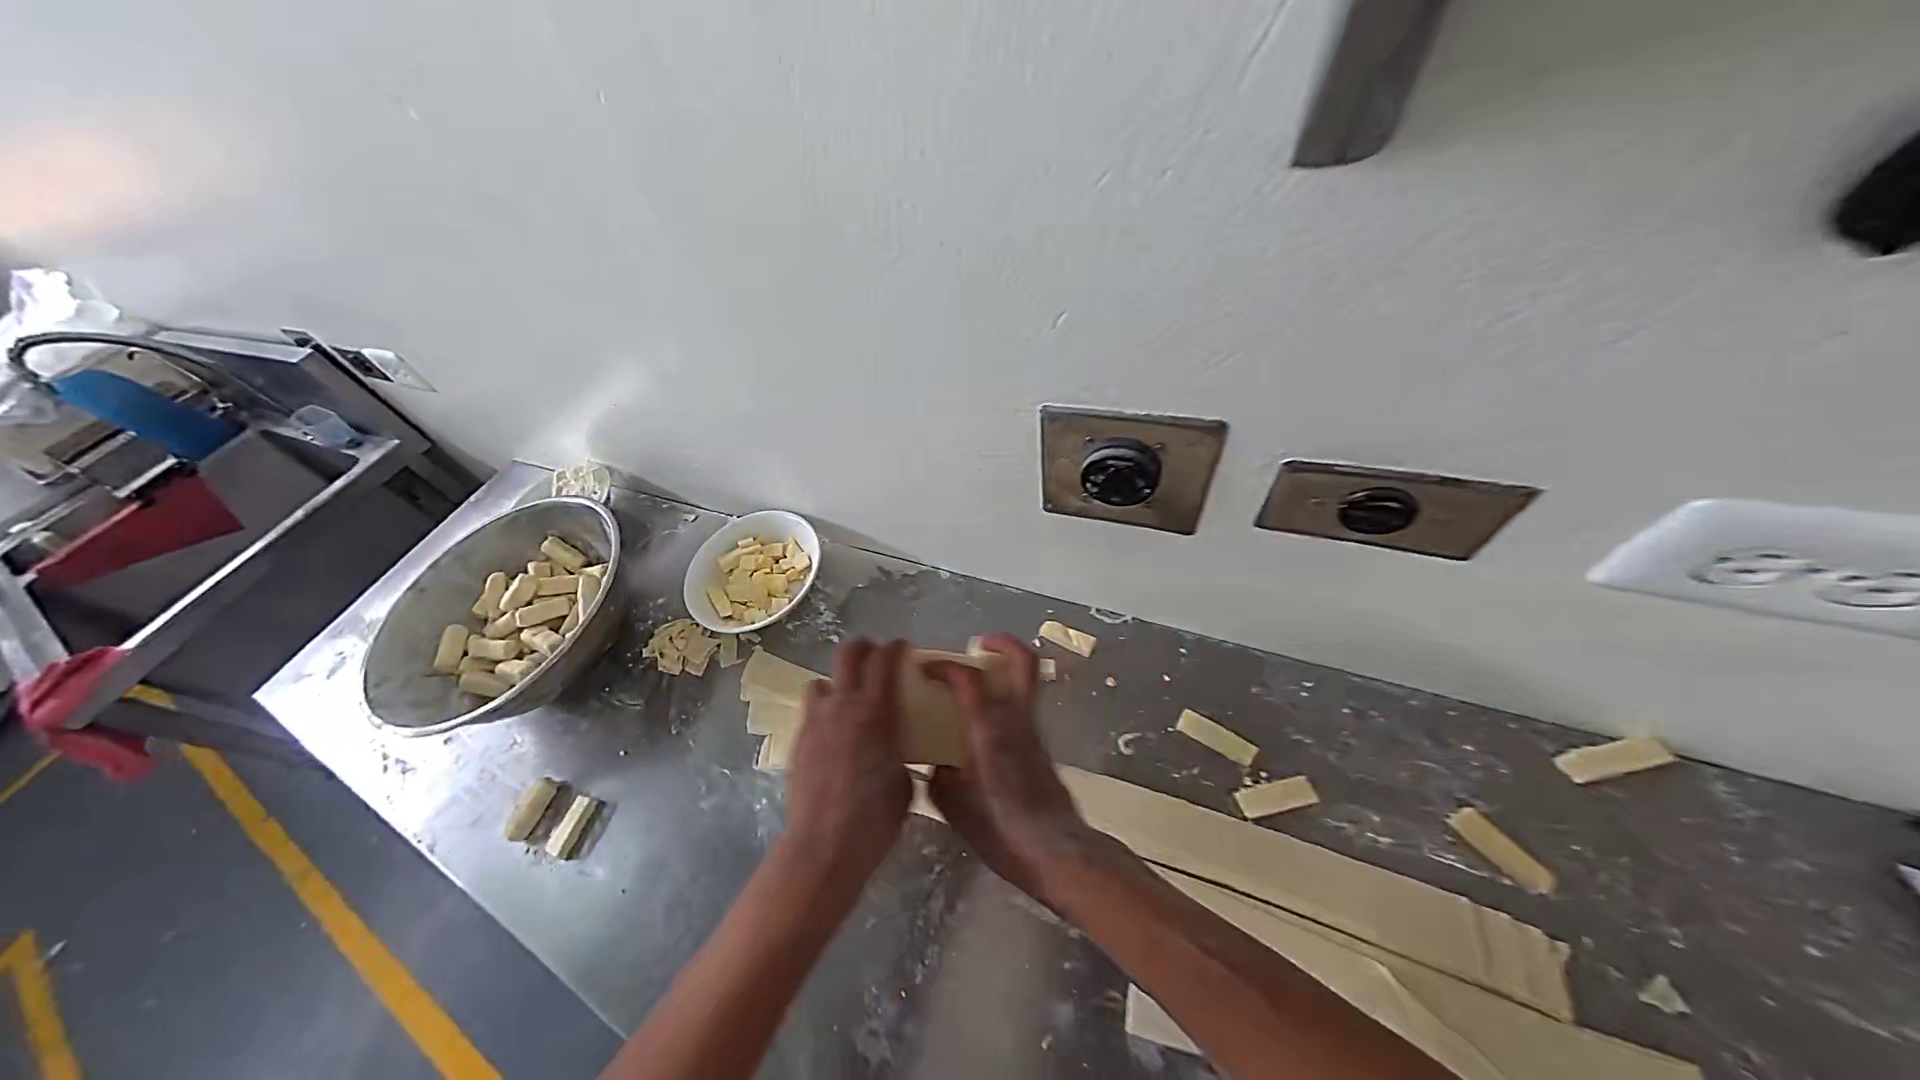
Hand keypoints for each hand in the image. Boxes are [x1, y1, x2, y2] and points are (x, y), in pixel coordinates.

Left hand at [782, 639, 911, 882]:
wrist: (824, 845)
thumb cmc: (876, 819)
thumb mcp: (904, 781)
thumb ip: (899, 750)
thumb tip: (895, 746)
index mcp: (877, 712)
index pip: (885, 660)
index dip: (895, 647)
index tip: (903, 647)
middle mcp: (844, 706)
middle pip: (849, 654)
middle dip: (865, 648)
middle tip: (876, 657)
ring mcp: (816, 721)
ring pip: (824, 680)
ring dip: (840, 681)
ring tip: (850, 698)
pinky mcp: (798, 740)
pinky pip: (812, 710)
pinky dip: (825, 709)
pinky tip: (834, 732)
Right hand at [925, 633, 1100, 901]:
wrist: (1057, 854)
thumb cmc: (1003, 832)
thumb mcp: (956, 810)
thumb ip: (940, 780)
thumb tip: (937, 767)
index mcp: (989, 732)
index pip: (969, 678)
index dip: (945, 666)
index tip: (925, 668)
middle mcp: (1017, 723)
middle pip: (1024, 662)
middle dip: (1002, 643)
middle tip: (978, 644)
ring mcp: (1034, 734)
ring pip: (1026, 683)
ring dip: (1003, 672)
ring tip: (974, 683)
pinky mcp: (1042, 749)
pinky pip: (1022, 710)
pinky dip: (1004, 703)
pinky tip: (983, 727)